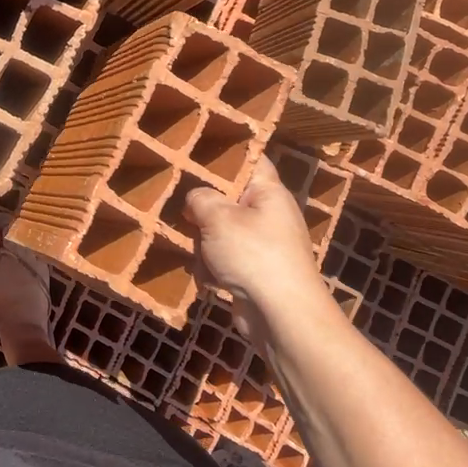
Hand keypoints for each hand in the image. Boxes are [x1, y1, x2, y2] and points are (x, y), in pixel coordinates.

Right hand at [184, 150, 328, 348]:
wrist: (282, 317)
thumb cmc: (254, 255)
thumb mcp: (217, 217)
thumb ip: (199, 198)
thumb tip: (195, 201)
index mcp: (268, 192)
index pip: (250, 158)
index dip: (226, 151)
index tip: (196, 150)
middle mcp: (269, 215)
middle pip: (228, 198)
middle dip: (203, 209)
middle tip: (185, 211)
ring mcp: (263, 245)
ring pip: (221, 230)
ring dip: (204, 244)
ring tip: (197, 252)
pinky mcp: (255, 271)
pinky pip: (225, 258)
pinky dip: (213, 267)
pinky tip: (208, 278)